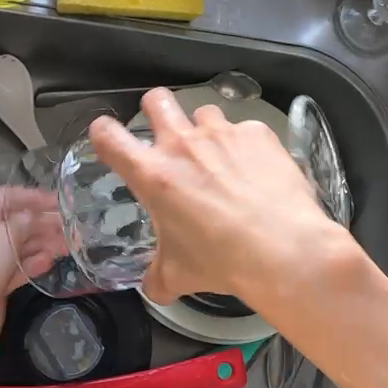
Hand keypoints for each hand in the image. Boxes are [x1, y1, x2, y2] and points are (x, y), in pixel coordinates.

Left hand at [0, 186, 63, 359]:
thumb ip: (28, 220)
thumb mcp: (6, 233)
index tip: (66, 202)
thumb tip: (42, 217)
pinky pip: (20, 267)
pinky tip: (52, 260)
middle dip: (47, 223)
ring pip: (23, 245)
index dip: (38, 197)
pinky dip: (35, 263)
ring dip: (46, 243)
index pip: (12, 196)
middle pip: (20, 221)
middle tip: (76, 228)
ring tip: (72, 244)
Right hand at [90, 88, 358, 312]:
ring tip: (221, 159)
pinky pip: (245, 131)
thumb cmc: (222, 261)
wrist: (285, 250)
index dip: (103, 132)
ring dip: (206, 130)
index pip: (108, 136)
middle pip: (156, 100)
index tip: (109, 138)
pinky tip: (258, 172)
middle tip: (167, 133)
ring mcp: (223, 133)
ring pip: (204, 112)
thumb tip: (155, 288)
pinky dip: (247, 146)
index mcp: (152, 174)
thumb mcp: (178, 275)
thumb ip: (158, 277)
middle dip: (156, 109)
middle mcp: (183, 144)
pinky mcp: (258, 134)